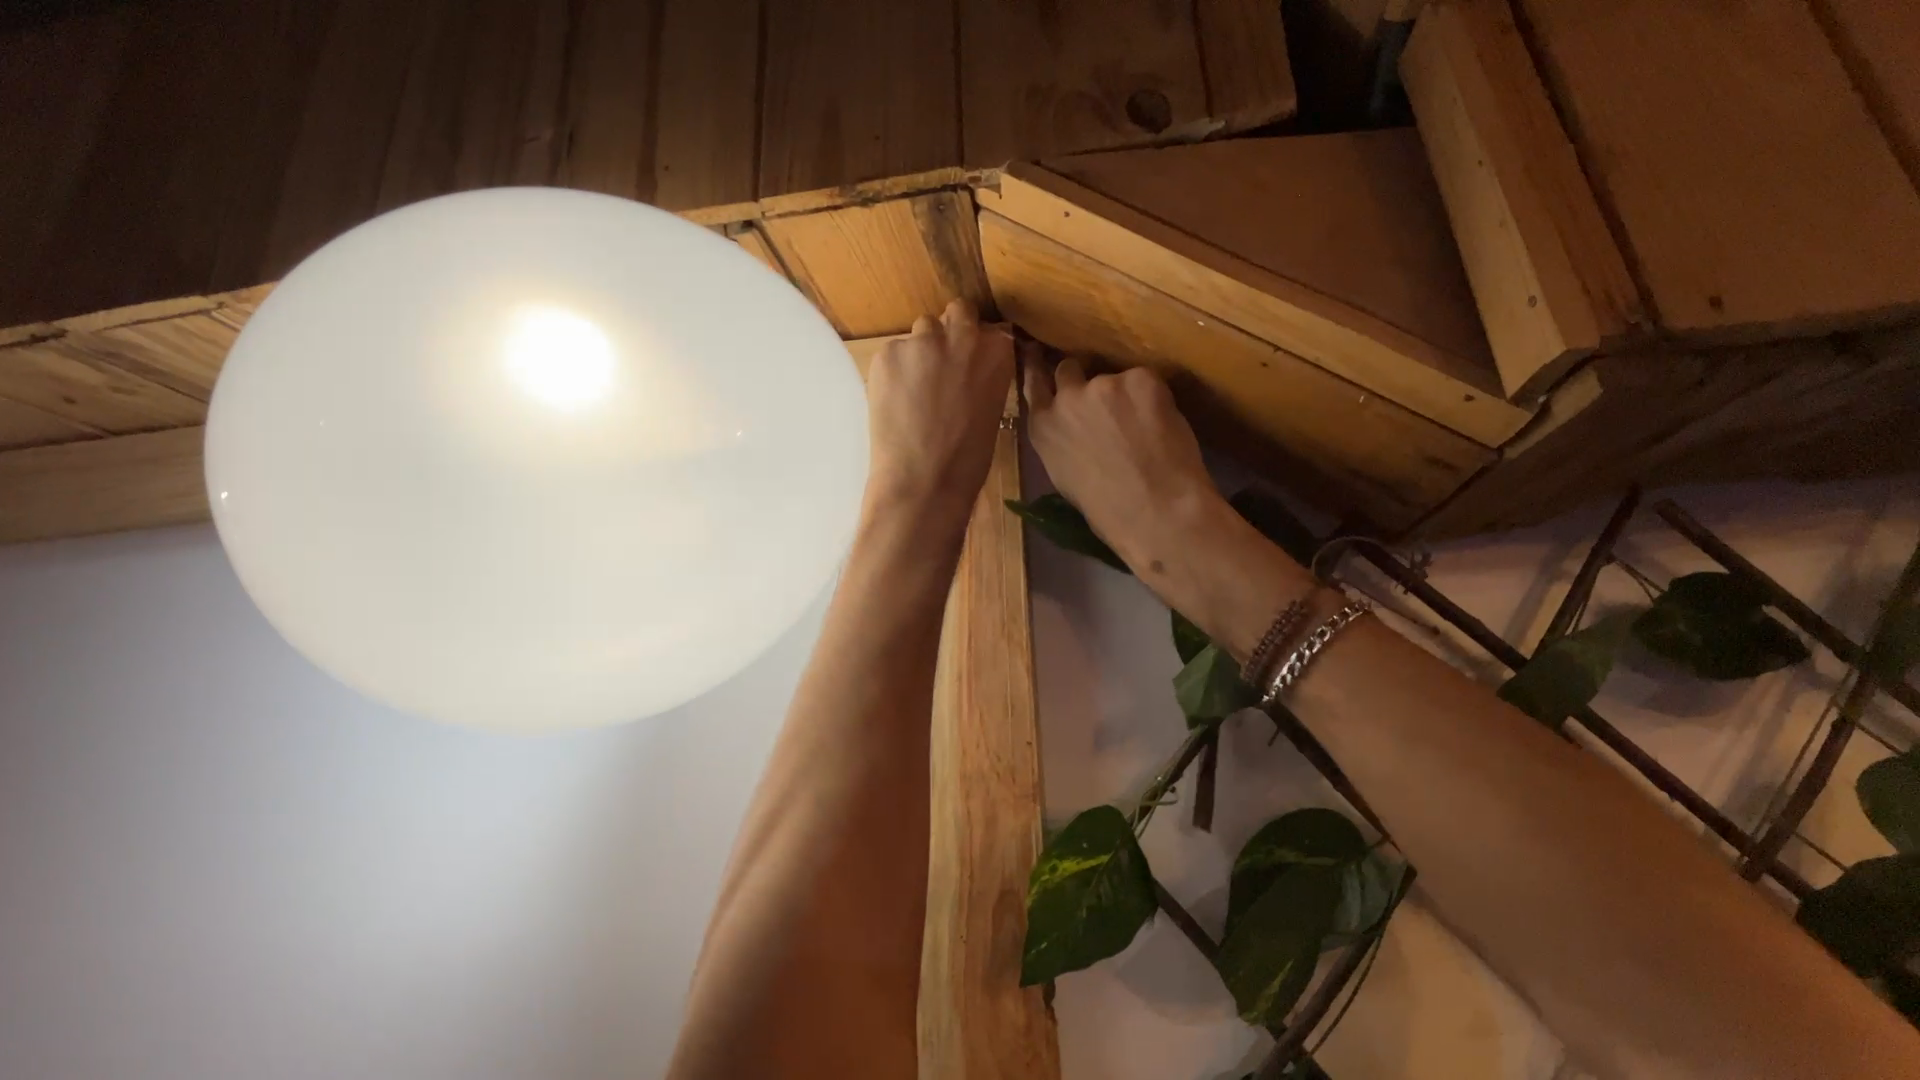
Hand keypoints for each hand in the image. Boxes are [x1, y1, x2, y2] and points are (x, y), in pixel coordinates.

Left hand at [864, 300, 1012, 520]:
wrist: (924, 480)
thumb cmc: (967, 460)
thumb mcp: (991, 410)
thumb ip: (982, 377)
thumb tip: (966, 371)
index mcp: (997, 352)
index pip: (987, 328)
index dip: (973, 345)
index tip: (966, 363)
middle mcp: (963, 335)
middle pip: (956, 313)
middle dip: (948, 333)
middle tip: (938, 366)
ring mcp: (922, 341)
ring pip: (920, 332)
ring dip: (919, 351)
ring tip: (913, 390)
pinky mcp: (887, 353)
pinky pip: (892, 354)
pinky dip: (892, 372)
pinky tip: (894, 402)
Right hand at [1022, 351, 1228, 568]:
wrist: (1155, 510)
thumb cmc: (1108, 511)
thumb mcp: (1065, 476)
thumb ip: (1062, 441)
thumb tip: (1075, 429)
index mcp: (1043, 427)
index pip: (1034, 384)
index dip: (1040, 370)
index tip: (1041, 356)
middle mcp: (1067, 399)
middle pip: (1069, 370)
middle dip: (1084, 380)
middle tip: (1106, 402)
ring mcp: (1103, 385)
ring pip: (1114, 379)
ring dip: (1125, 395)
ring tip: (1144, 426)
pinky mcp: (1140, 379)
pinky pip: (1146, 382)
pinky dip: (1154, 399)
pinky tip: (1162, 426)